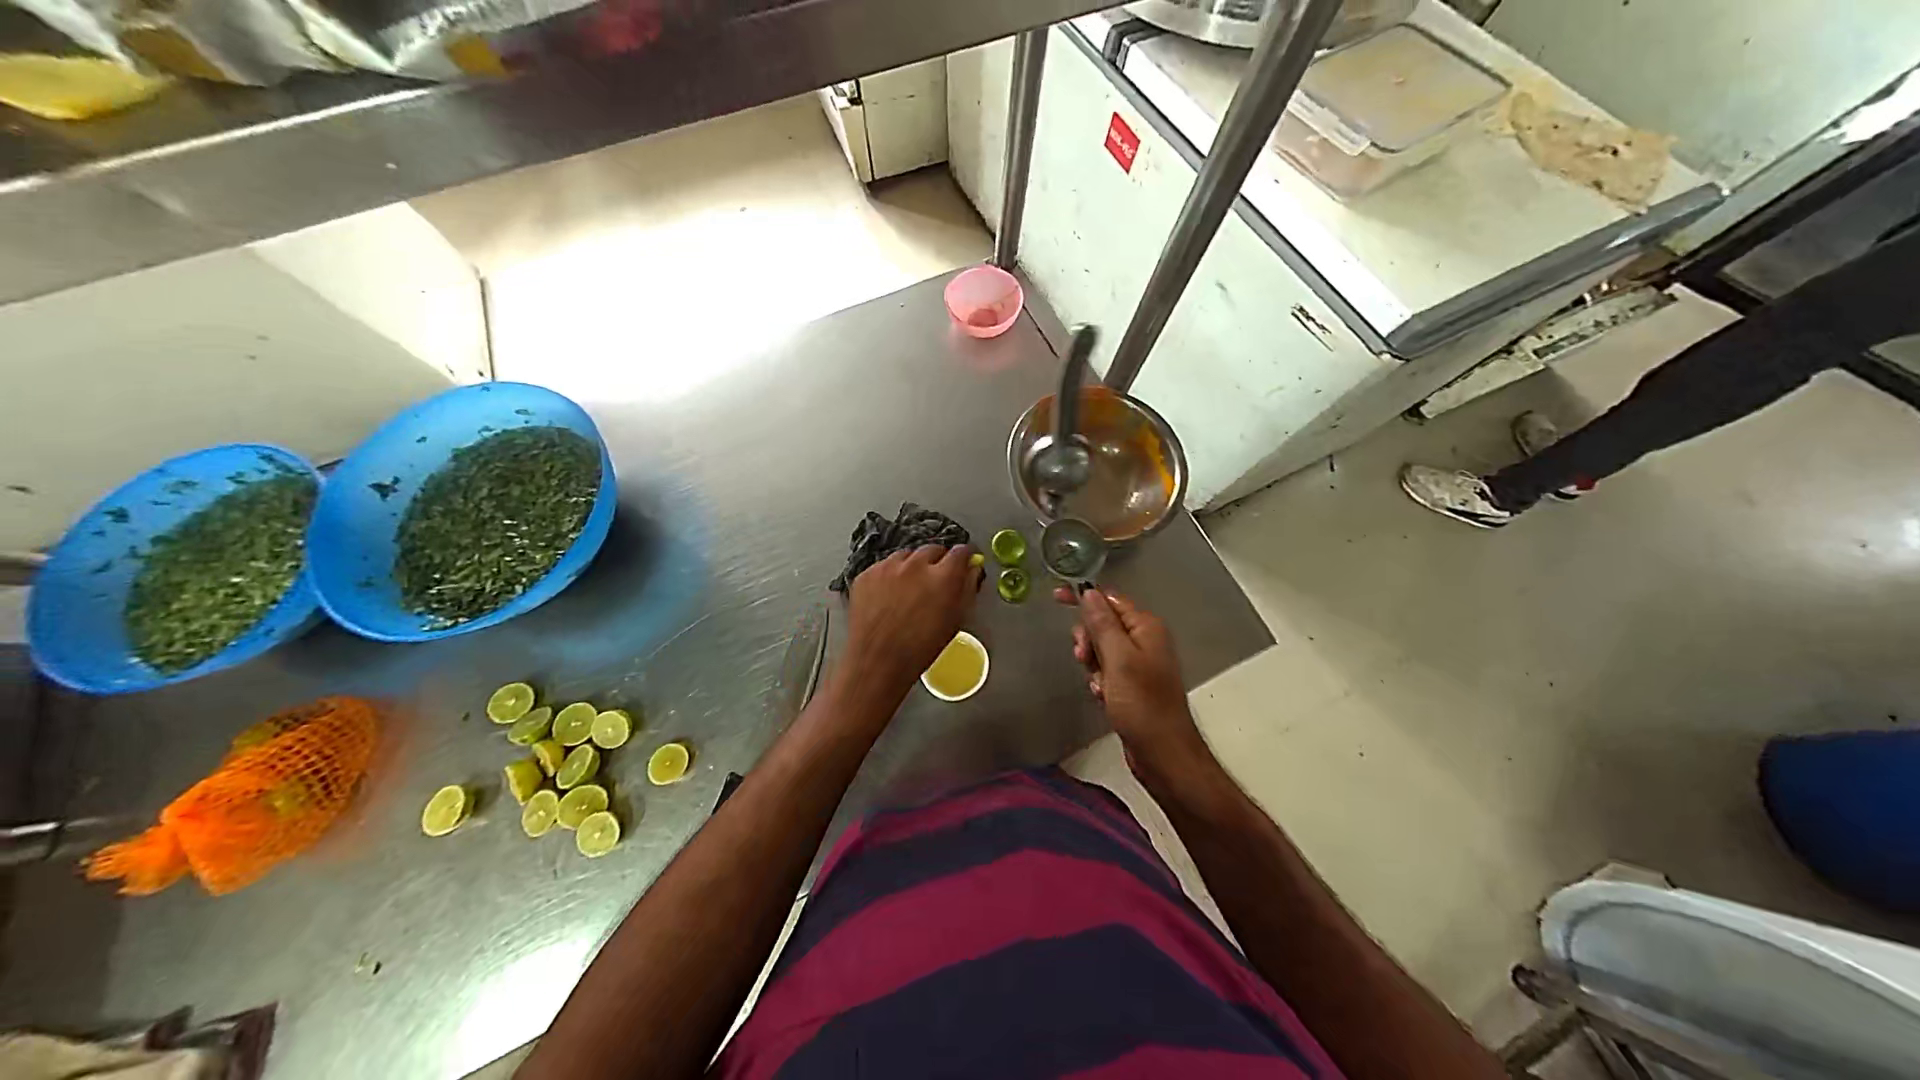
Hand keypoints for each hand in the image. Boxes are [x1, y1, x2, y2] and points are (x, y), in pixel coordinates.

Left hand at [845, 546, 982, 689]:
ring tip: (909, 593)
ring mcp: (888, 567)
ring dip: (912, 568)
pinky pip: (883, 567)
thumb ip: (967, 589)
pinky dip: (889, 576)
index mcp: (944, 577)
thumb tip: (972, 570)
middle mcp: (916, 566)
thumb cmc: (919, 648)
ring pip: (906, 556)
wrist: (877, 661)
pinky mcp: (867, 574)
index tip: (964, 560)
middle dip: (937, 562)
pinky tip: (889, 597)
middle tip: (934, 583)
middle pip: (933, 550)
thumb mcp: (955, 621)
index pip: (961, 551)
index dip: (965, 556)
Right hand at [1057, 586, 1206, 778]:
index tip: (1056, 596)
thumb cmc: (1142, 704)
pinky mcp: (1131, 685)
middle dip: (1088, 640)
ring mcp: (1138, 663)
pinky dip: (1099, 681)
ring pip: (1100, 649)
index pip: (1109, 599)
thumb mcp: (1118, 659)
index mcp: (1146, 627)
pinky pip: (1105, 671)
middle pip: (1102, 624)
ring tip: (1099, 685)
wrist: (1162, 753)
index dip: (1083, 597)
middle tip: (1084, 658)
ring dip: (1092, 665)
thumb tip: (1089, 592)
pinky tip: (1103, 697)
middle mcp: (1144, 640)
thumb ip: (1102, 623)